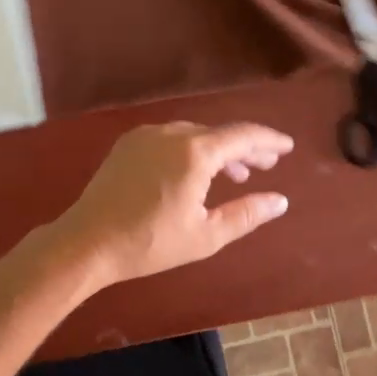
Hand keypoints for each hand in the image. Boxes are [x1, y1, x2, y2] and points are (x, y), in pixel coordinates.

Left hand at [50, 122, 292, 286]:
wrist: (89, 240)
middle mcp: (172, 133)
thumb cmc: (151, 242)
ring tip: (233, 175)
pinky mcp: (128, 143)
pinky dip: (190, 149)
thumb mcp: (206, 236)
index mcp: (195, 152)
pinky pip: (169, 138)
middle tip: (265, 166)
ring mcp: (146, 135)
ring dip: (217, 150)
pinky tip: (193, 173)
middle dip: (244, 148)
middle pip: (217, 133)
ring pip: (193, 134)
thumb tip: (280, 201)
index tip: (287, 147)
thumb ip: (246, 214)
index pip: (242, 135)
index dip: (268, 140)